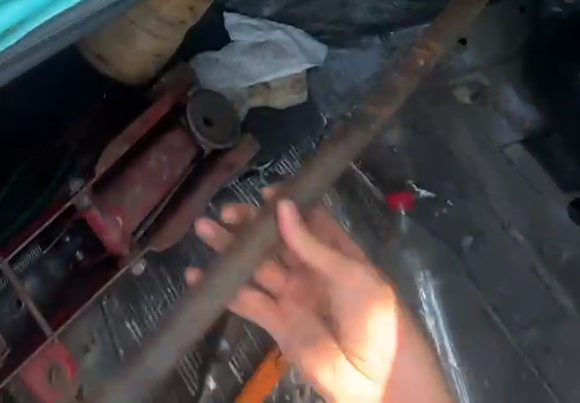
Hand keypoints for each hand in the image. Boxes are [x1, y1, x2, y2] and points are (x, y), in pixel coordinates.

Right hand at [188, 199, 453, 402]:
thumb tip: (281, 205)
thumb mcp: (354, 277)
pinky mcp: (276, 322)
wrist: (381, 384)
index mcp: (334, 252)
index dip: (284, 204)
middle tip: (226, 213)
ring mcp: (290, 294)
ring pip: (254, 264)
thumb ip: (313, 245)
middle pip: (273, 238)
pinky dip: (222, 288)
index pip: (305, 219)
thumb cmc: (378, 322)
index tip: (264, 195)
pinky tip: (198, 276)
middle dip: (249, 223)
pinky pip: (245, 300)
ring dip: (228, 247)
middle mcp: (308, 268)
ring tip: (203, 229)